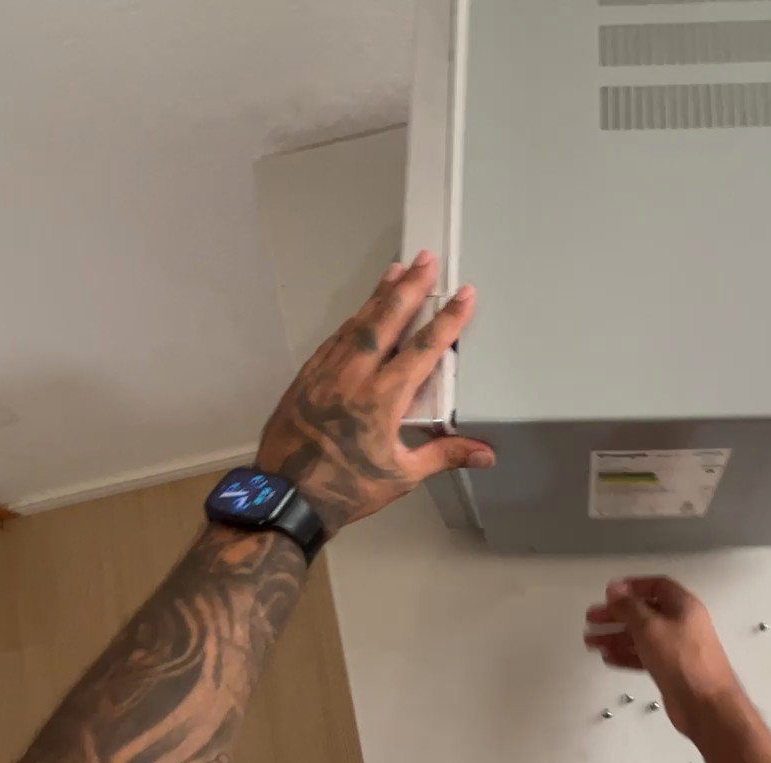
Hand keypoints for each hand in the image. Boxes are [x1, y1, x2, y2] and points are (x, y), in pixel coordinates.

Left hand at [256, 252, 494, 530]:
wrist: (286, 495)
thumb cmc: (345, 489)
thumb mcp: (402, 475)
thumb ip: (444, 455)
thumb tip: (484, 453)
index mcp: (383, 399)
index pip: (423, 349)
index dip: (447, 320)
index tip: (463, 296)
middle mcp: (354, 377)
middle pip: (386, 320)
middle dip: (410, 287)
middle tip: (425, 259)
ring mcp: (327, 373)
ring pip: (357, 323)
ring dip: (379, 295)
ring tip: (395, 271)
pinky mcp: (307, 378)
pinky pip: (334, 340)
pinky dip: (352, 321)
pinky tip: (360, 313)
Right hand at [584, 577, 745, 739]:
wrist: (704, 704)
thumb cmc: (683, 661)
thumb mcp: (650, 626)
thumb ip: (629, 607)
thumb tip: (615, 591)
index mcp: (683, 606)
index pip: (656, 586)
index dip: (632, 587)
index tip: (610, 593)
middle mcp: (681, 624)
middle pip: (644, 612)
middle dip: (617, 614)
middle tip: (593, 618)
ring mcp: (676, 648)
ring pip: (641, 636)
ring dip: (616, 636)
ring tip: (592, 640)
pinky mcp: (670, 670)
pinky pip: (644, 656)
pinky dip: (626, 655)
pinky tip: (609, 657)